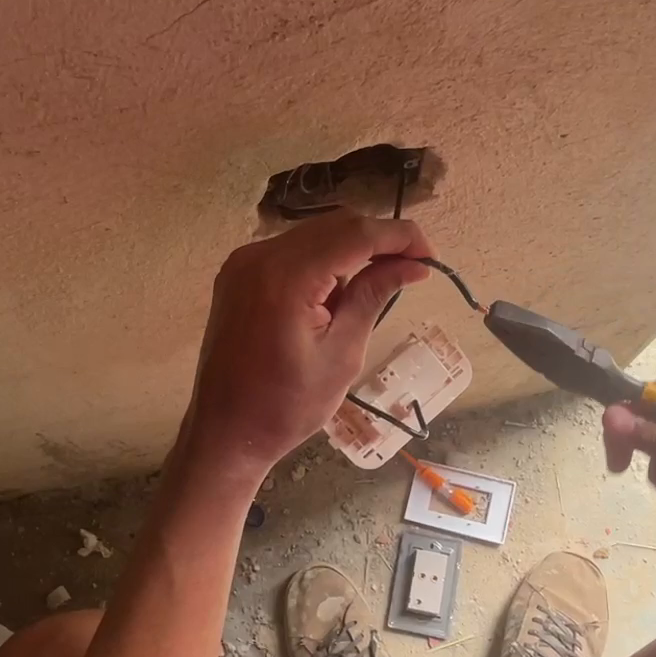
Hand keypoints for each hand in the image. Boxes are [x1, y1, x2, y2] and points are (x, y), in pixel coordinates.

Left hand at [180, 211, 433, 478]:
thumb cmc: (286, 406)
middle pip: (334, 225)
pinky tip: (336, 294)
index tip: (429, 259)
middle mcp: (259, 256)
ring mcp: (244, 263)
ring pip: (314, 234)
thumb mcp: (342, 354)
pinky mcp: (238, 274)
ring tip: (376, 286)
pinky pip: (291, 251)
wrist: (225, 431)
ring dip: (351, 250)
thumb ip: (373, 297)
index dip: (399, 238)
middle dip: (378, 240)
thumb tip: (413, 266)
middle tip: (411, 271)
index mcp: (286, 277)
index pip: (356, 234)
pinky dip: (322, 261)